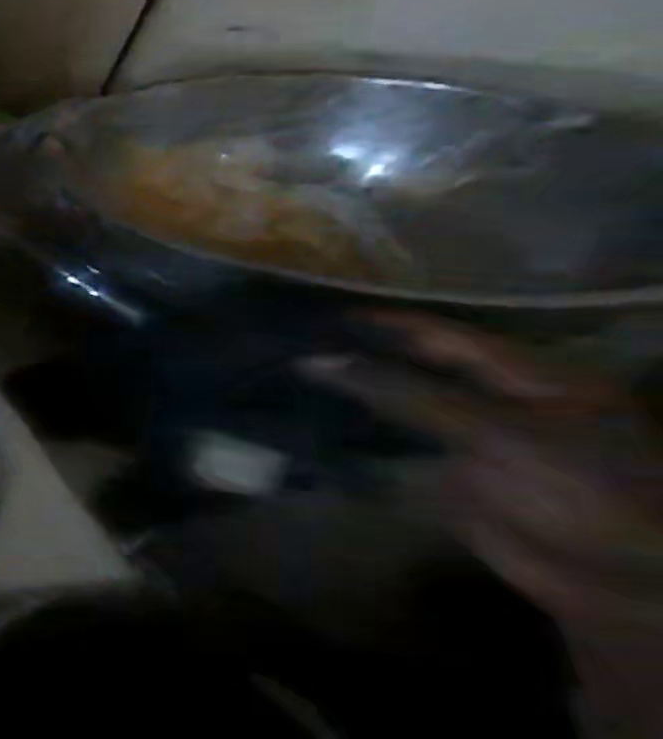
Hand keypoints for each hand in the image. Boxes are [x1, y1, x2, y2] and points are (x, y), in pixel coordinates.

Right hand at [305, 314, 662, 734]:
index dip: (376, 323)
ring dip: (343, 393)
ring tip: (278, 374)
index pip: (436, 333)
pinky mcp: (444, 473)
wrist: (623, 587)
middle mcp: (492, 398)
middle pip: (410, 366)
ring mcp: (467, 438)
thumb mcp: (497, 433)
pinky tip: (298, 418)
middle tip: (283, 343)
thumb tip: (313, 360)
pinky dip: (344, 433)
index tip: (310, 315)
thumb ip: (405, 393)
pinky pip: (385, 445)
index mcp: (524, 375)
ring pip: (392, 404)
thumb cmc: (584, 492)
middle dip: (352, 355)